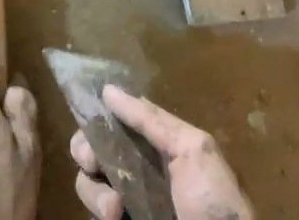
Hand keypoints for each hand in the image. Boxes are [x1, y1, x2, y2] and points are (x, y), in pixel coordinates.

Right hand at [71, 85, 253, 219]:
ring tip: (113, 208)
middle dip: (84, 150)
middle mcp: (139, 171)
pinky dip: (97, 208)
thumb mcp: (193, 149)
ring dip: (93, 189)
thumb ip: (151, 119)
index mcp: (158, 148)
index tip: (90, 121)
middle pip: (94, 149)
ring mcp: (129, 203)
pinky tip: (114, 216)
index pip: (116, 123)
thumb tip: (108, 90)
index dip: (98, 119)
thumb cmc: (213, 201)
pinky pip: (94, 210)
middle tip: (90, 161)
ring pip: (89, 182)